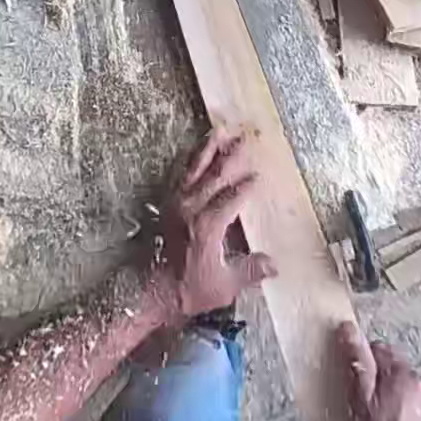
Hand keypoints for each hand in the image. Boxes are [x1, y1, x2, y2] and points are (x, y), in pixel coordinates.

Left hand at [145, 128, 276, 323]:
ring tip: (219, 130)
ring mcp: (176, 202)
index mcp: (208, 225)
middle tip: (244, 137)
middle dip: (231, 155)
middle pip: (214, 174)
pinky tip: (195, 151)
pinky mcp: (166, 203)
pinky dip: (189, 159)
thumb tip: (273, 263)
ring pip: (194, 167)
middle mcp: (190, 207)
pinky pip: (179, 174)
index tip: (259, 173)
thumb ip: (249, 270)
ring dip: (208, 148)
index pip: (232, 198)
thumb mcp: (223, 285)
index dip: (246, 185)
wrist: (148, 289)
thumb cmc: (187, 290)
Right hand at [339, 324, 420, 420]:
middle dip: (375, 381)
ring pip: (404, 392)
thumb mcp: (361, 411)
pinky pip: (417, 412)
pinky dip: (404, 418)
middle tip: (359, 404)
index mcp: (405, 379)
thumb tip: (349, 330)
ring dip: (389, 400)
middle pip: (393, 370)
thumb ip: (357, 366)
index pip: (377, 348)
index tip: (348, 375)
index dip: (359, 360)